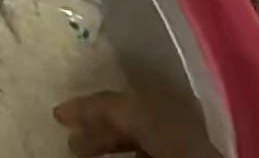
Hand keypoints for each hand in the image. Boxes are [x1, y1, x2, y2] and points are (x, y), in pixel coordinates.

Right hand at [54, 89, 218, 157]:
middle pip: (137, 119)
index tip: (57, 116)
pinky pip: (166, 154)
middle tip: (71, 142)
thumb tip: (73, 149)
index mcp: (173, 129)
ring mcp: (201, 151)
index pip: (122, 105)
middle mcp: (189, 134)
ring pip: (153, 139)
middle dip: (102, 130)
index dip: (86, 108)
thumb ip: (109, 157)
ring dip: (119, 147)